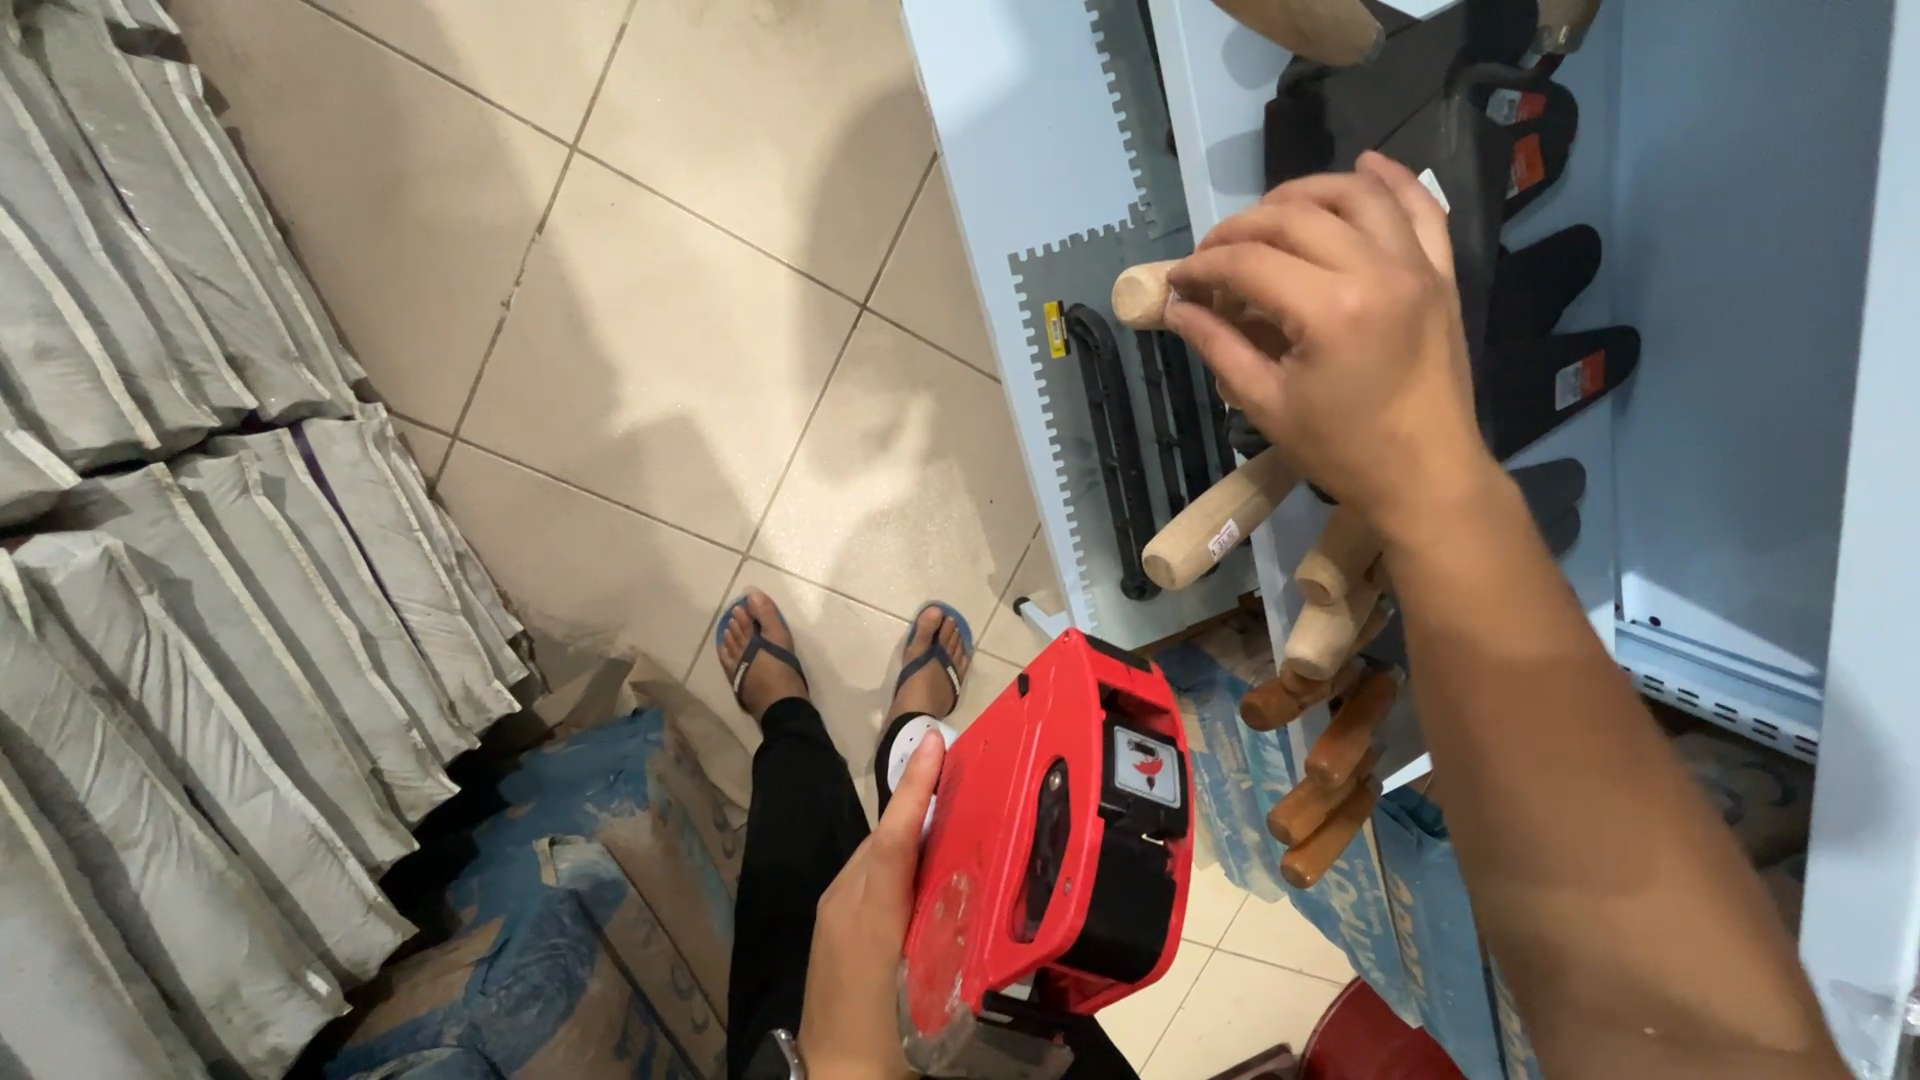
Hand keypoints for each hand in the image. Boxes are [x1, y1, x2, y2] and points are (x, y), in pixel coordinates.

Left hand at [797, 730, 946, 1079]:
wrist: (834, 1078)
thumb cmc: (891, 1039)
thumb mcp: (930, 987)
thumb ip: (949, 929)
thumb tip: (977, 882)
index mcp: (870, 917)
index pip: (893, 838)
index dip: (914, 788)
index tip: (932, 743)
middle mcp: (844, 900)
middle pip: (884, 835)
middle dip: (916, 801)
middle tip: (958, 773)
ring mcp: (831, 908)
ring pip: (874, 852)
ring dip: (906, 830)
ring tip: (946, 815)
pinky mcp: (827, 919)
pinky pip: (866, 871)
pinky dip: (892, 856)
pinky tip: (917, 868)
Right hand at [1166, 152, 1500, 539]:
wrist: (1425, 473)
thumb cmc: (1340, 449)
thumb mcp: (1265, 404)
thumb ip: (1217, 346)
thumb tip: (1175, 309)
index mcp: (1331, 310)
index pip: (1250, 263)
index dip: (1202, 266)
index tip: (1175, 279)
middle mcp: (1377, 269)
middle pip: (1295, 218)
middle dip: (1239, 229)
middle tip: (1208, 256)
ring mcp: (1416, 265)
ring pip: (1355, 195)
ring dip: (1301, 193)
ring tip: (1265, 215)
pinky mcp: (1439, 272)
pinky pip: (1420, 207)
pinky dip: (1388, 180)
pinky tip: (1363, 166)